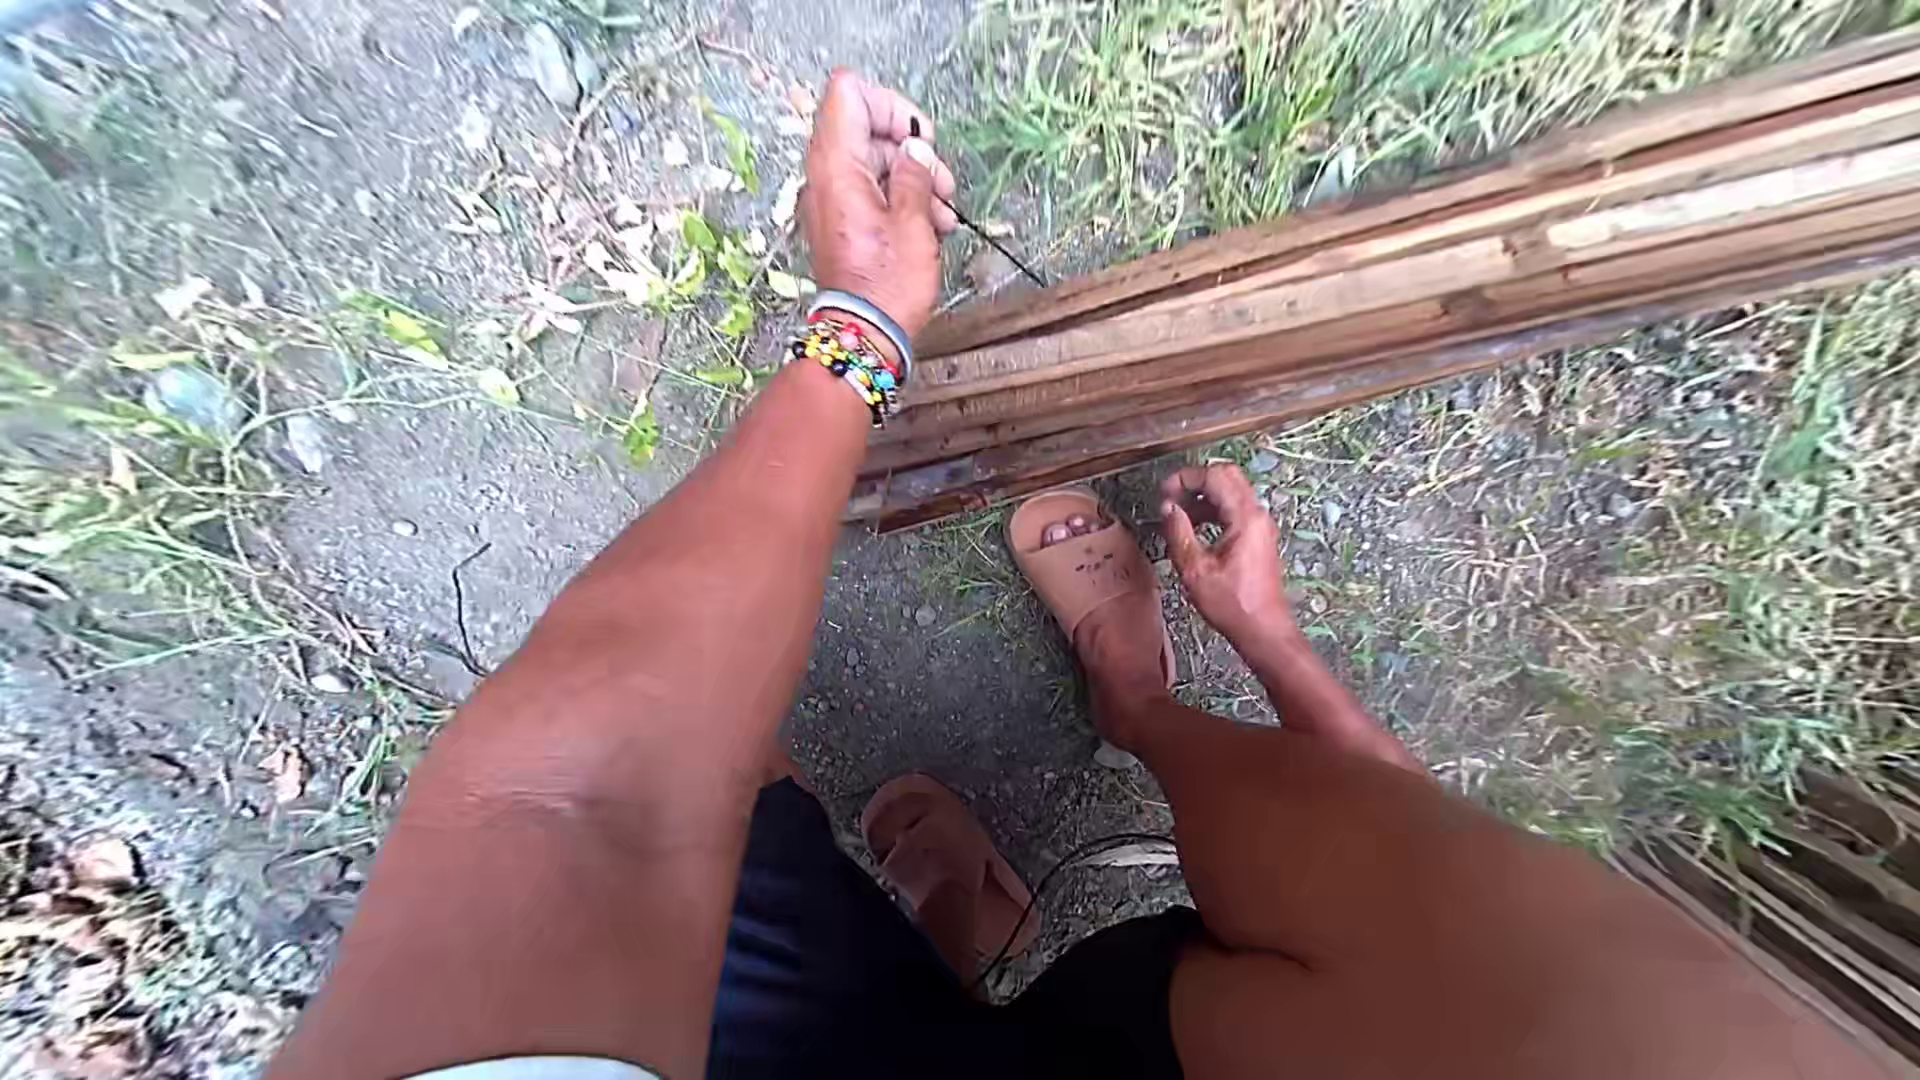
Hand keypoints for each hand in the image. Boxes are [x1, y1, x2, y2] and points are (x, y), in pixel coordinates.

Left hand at [800, 71, 957, 339]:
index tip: (919, 140)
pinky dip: (899, 204)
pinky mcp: (841, 229)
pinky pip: (869, 198)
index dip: (891, 106)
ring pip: (873, 169)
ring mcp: (831, 206)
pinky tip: (929, 228)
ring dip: (913, 183)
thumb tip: (915, 152)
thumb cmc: (888, 287)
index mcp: (836, 166)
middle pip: (867, 133)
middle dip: (911, 154)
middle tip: (943, 186)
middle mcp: (824, 180)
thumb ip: (916, 175)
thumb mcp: (914, 224)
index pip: (850, 94)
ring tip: (943, 216)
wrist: (865, 337)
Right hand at [1161, 464, 1295, 645]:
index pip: (1215, 476)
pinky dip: (1210, 511)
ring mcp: (1260, 526)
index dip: (1185, 478)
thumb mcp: (1194, 569)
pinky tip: (1192, 528)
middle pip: (1227, 476)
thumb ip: (1178, 532)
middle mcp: (1257, 516)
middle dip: (1194, 481)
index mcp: (1245, 519)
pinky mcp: (1257, 537)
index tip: (1164, 491)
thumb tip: (1167, 509)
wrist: (1262, 629)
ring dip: (1201, 497)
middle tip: (1170, 496)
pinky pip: (1233, 510)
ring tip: (1176, 515)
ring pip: (1230, 492)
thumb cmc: (1233, 605)